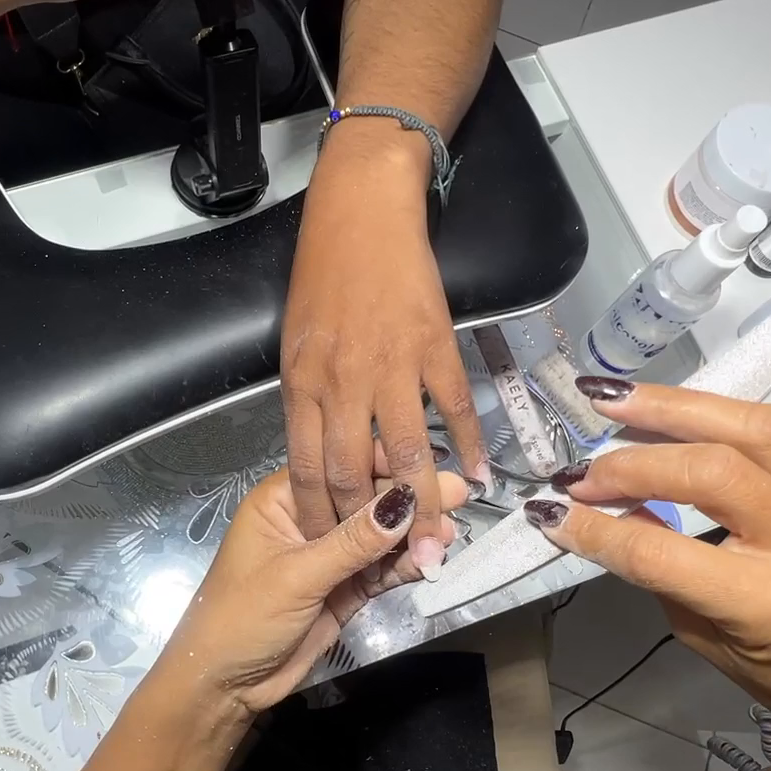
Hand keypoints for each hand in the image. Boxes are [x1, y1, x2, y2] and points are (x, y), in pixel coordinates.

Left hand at [157, 456, 467, 712]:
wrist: (225, 686)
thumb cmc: (242, 618)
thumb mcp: (296, 576)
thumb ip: (353, 542)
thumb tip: (407, 501)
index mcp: (284, 499)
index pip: (340, 468)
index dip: (385, 465)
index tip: (430, 467)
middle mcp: (310, 519)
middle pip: (367, 501)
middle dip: (408, 502)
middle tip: (459, 498)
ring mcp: (330, 556)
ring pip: (380, 537)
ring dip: (414, 536)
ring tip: (451, 534)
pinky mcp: (345, 588)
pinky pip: (382, 570)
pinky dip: (406, 566)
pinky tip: (432, 560)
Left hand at [281, 122, 487, 575]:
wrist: (362, 210)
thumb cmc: (321, 276)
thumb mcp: (295, 345)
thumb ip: (307, 403)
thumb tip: (322, 456)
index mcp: (301, 385)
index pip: (307, 470)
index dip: (321, 516)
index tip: (333, 549)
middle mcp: (343, 383)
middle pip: (353, 475)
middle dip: (371, 528)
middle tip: (391, 560)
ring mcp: (392, 366)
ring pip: (406, 453)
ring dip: (424, 503)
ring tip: (439, 538)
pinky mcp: (435, 347)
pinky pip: (454, 409)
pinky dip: (467, 446)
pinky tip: (476, 475)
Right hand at [529, 285, 770, 754]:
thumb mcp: (698, 635)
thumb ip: (657, 567)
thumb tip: (608, 509)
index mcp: (768, 601)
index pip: (658, 551)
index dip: (592, 528)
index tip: (546, 511)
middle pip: (708, 473)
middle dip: (630, 466)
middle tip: (580, 471)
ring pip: (754, 430)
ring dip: (676, 408)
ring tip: (615, 398)